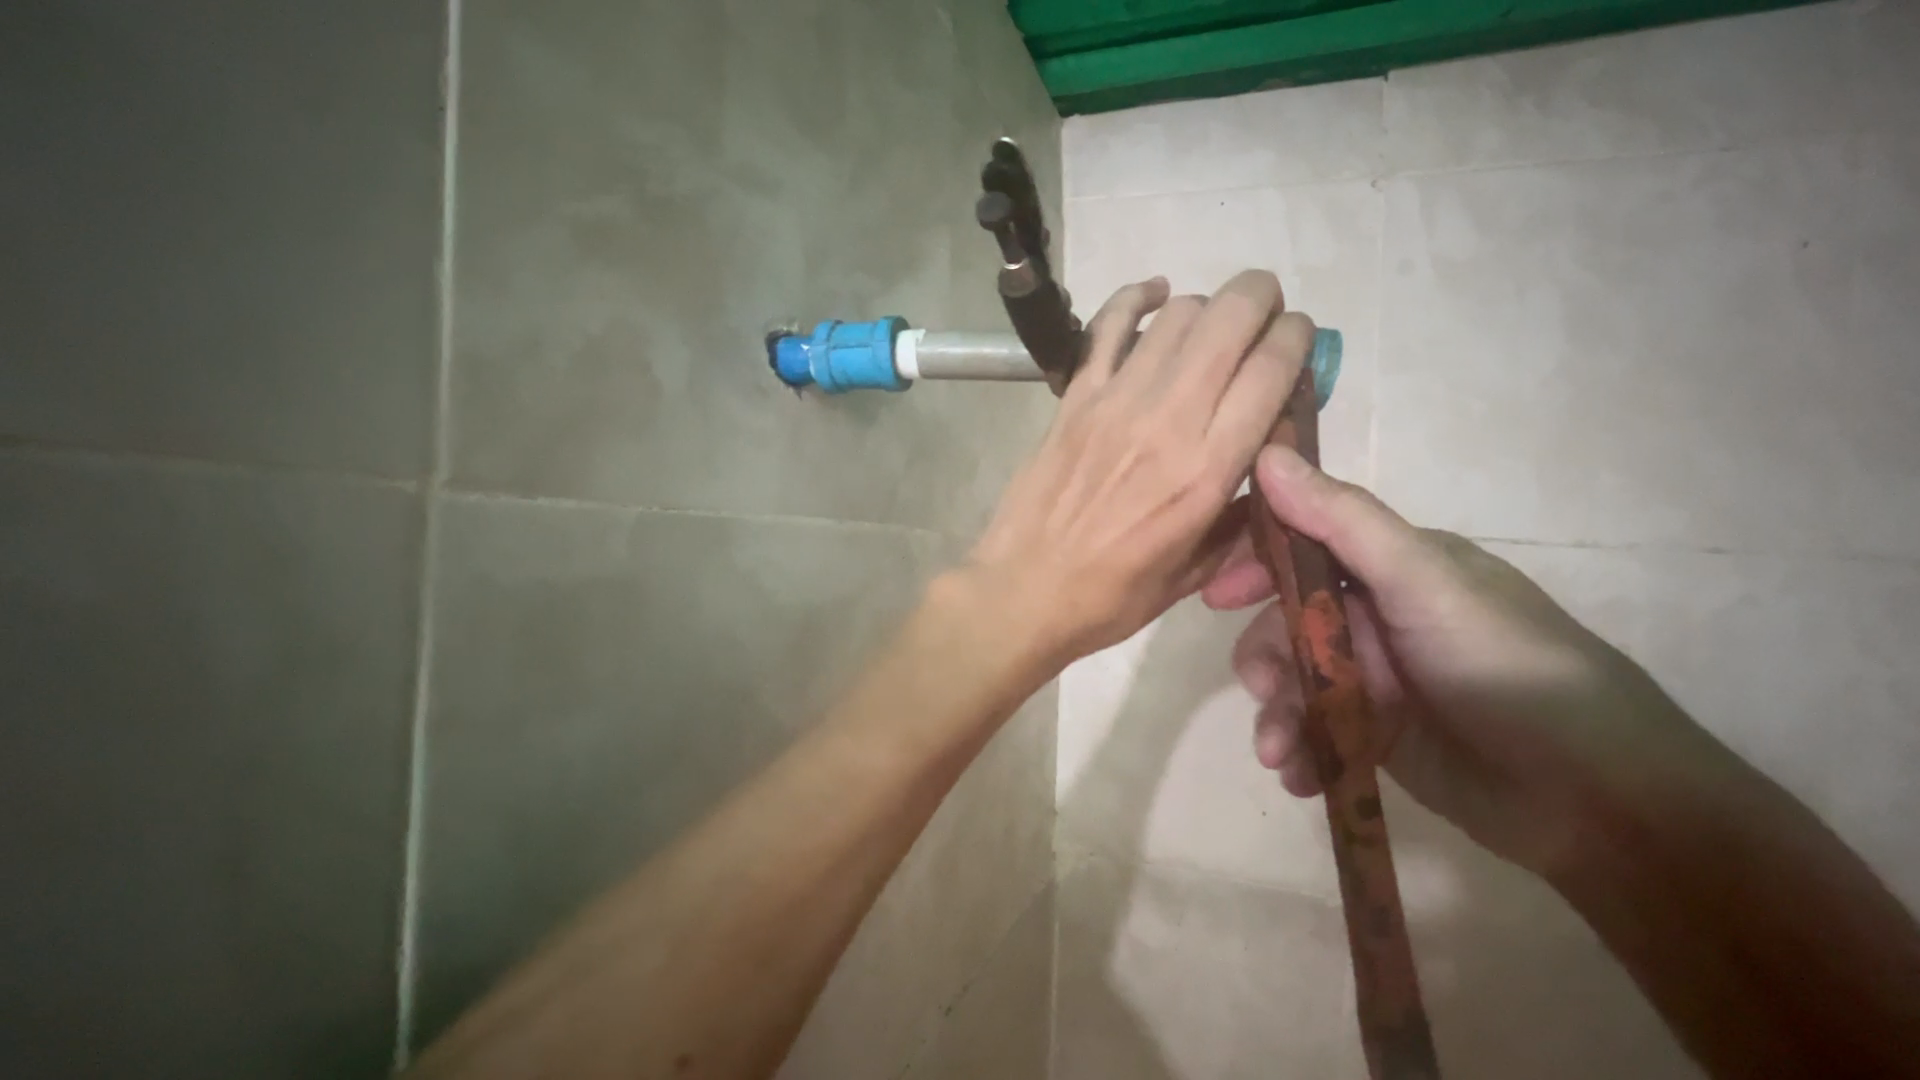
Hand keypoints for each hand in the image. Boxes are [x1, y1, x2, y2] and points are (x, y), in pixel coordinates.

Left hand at [958, 271, 1316, 663]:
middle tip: (1265, 314)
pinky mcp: (1074, 396)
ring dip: (1207, 307)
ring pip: (1178, 314)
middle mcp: (1169, 419)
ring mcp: (1116, 401)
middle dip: (1262, 299)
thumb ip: (1243, 510)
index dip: (1297, 337)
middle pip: (1230, 318)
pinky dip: (1137, 297)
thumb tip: (1268, 455)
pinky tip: (1155, 295)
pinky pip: (1108, 324)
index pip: (1271, 369)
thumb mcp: (1199, 570)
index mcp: (1209, 469)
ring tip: (1210, 328)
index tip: (1298, 339)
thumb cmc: (1114, 595)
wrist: (1023, 591)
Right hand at [1204, 447, 1715, 876]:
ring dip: (1277, 716)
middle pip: (1289, 622)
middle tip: (1258, 688)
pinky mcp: (1379, 737)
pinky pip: (1315, 734)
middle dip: (1264, 657)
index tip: (1214, 594)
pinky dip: (1301, 752)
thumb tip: (1266, 454)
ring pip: (1296, 683)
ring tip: (1280, 754)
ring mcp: (1378, 680)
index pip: (1305, 543)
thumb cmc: (1506, 667)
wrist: (1594, 796)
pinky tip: (1301, 778)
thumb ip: (1342, 522)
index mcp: (1395, 566)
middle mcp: (1381, 616)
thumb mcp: (1424, 583)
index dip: (1254, 562)